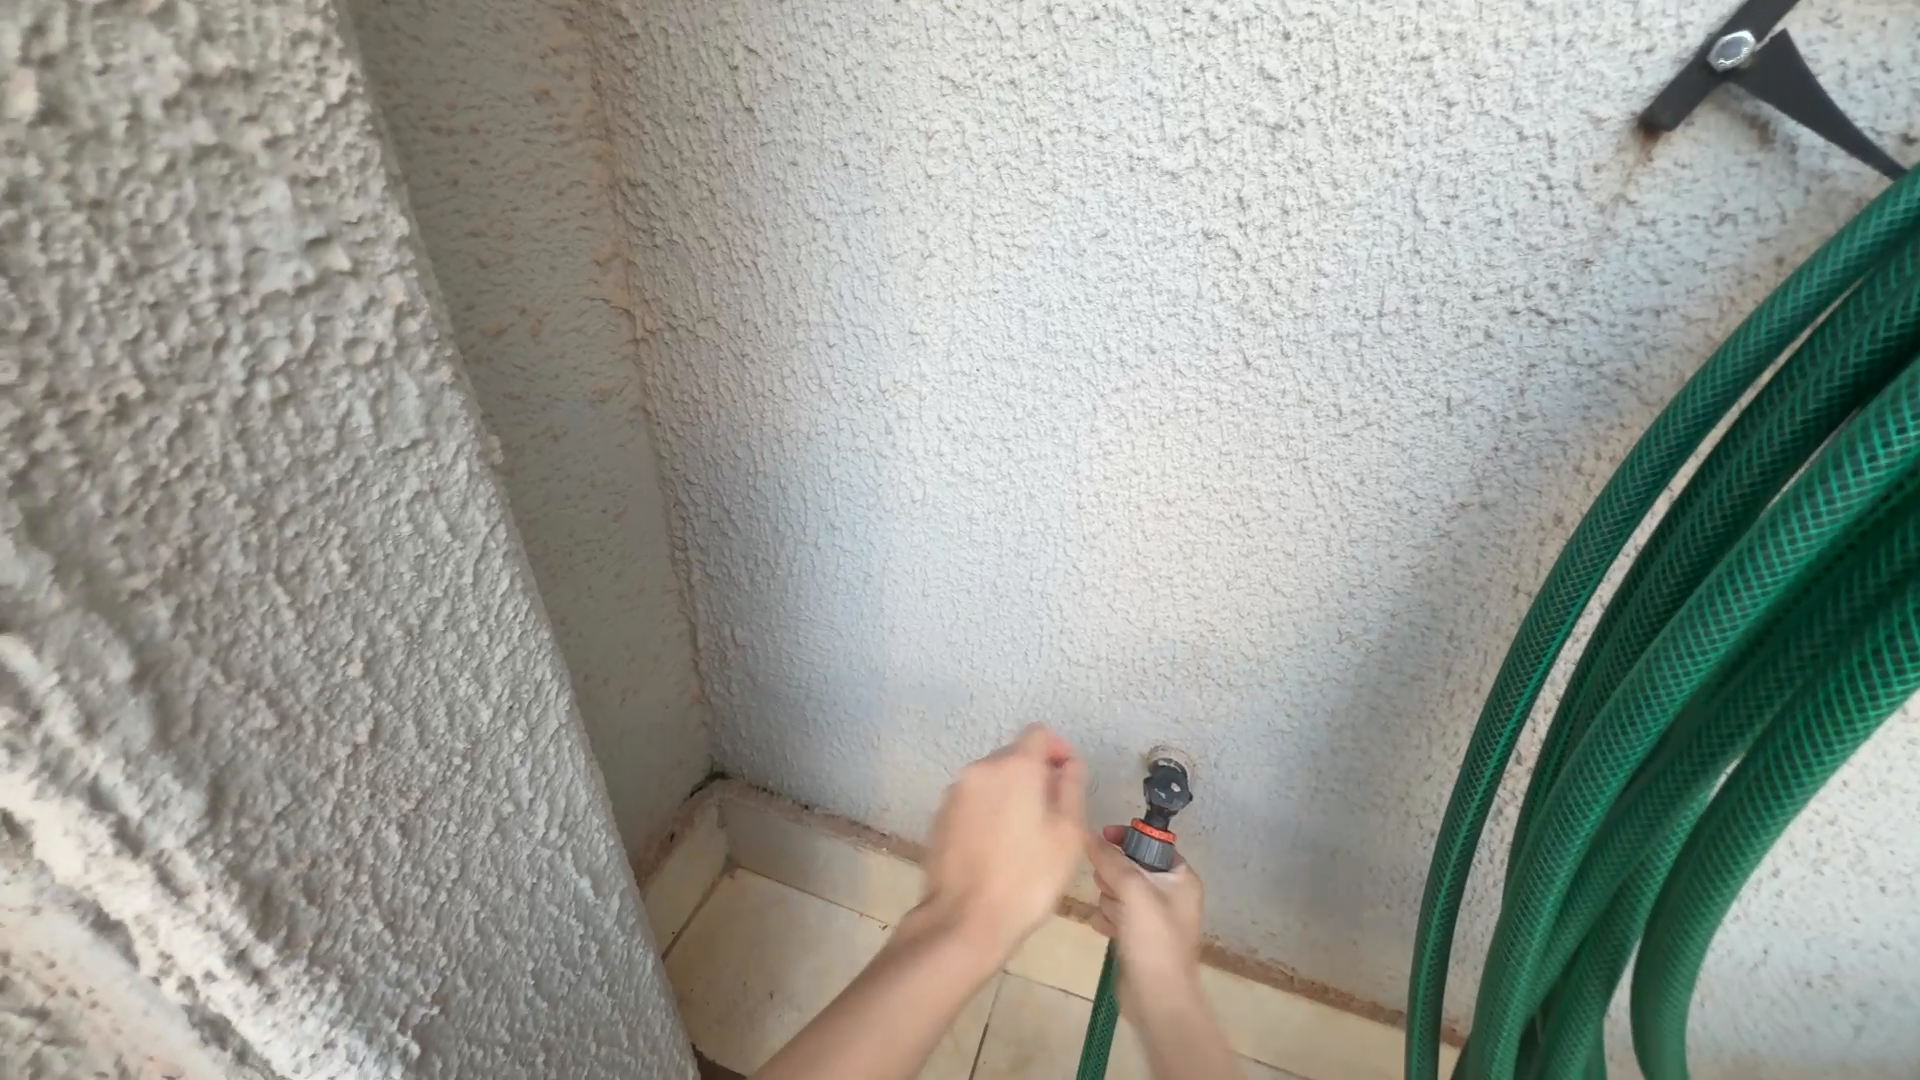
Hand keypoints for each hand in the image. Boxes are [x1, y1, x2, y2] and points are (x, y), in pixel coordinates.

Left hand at [917, 725, 1087, 962]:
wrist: (965, 920)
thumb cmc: (1028, 878)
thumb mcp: (1068, 834)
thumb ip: (1071, 788)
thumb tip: (1069, 765)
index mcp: (1015, 766)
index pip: (1039, 733)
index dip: (1058, 749)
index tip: (1068, 776)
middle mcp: (981, 769)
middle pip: (1014, 754)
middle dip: (1035, 773)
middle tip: (1052, 812)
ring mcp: (956, 791)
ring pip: (992, 778)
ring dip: (1010, 792)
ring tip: (1024, 833)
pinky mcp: (940, 815)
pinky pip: (973, 799)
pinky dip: (988, 810)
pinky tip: (997, 845)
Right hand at [1086, 824, 1206, 1015]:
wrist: (1157, 999)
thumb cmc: (1154, 939)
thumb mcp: (1132, 890)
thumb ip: (1110, 859)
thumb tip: (1089, 835)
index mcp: (1181, 877)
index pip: (1152, 843)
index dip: (1129, 838)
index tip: (1104, 836)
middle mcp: (1169, 893)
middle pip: (1129, 866)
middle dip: (1114, 877)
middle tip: (1113, 890)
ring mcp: (1152, 916)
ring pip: (1116, 890)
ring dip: (1109, 901)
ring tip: (1116, 920)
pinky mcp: (1136, 935)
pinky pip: (1113, 913)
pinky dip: (1107, 919)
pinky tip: (1108, 932)